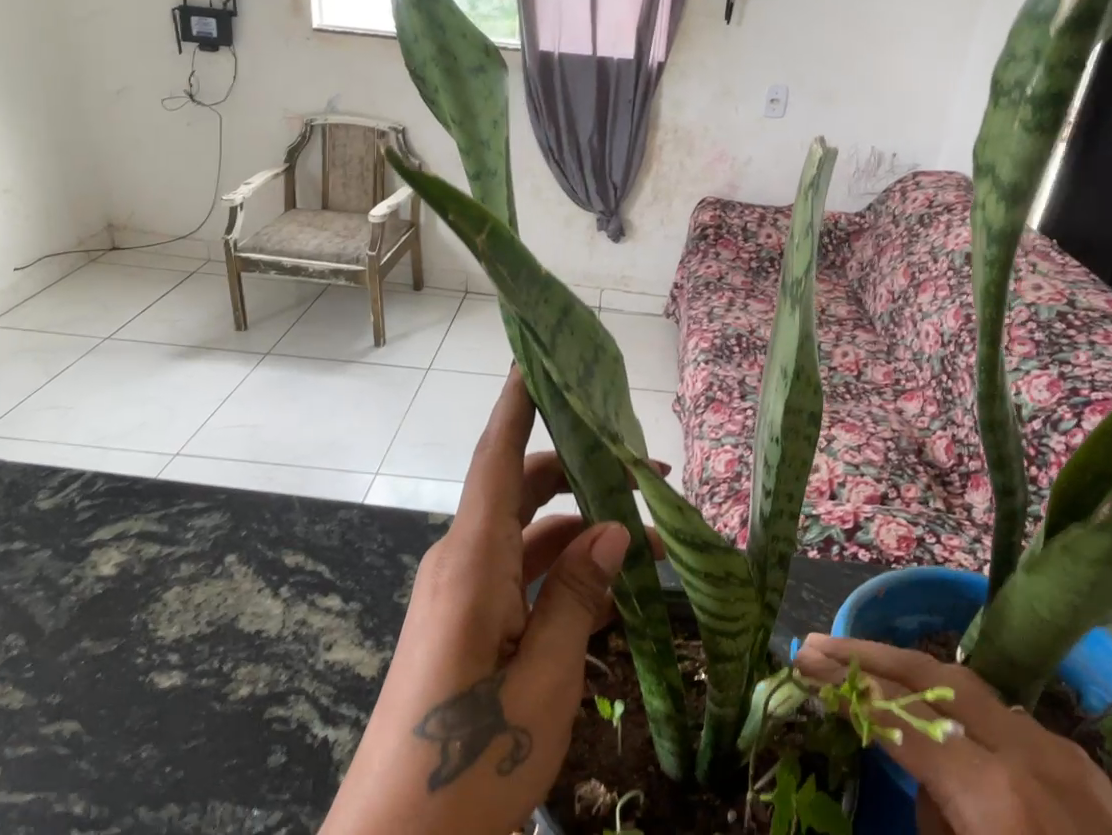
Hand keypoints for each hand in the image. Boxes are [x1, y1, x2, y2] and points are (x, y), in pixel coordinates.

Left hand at [320, 368, 640, 834]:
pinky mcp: (463, 626)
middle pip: (519, 491)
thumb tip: (617, 530)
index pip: (496, 457)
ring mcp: (459, 596)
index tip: (540, 356)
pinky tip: (610, 588)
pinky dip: (560, 573)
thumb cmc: (471, 756)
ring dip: (580, 532)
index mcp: (472, 561)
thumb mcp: (544, 677)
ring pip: (525, 538)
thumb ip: (578, 596)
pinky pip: (516, 577)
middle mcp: (460, 563)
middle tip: (649, 471)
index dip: (519, 404)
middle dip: (580, 473)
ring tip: (652, 539)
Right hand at [793, 635, 1111, 834]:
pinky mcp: (1080, 766)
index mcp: (992, 794)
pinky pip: (1006, 718)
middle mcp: (1026, 754)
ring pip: (972, 689)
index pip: (900, 718)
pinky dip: (960, 706)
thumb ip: (933, 820)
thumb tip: (928, 786)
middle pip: (934, 678)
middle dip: (872, 655)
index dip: (848, 688)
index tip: (803, 664)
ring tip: (868, 668)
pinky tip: (940, 717)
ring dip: (914, 674)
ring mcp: (1060, 754)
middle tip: (818, 644)